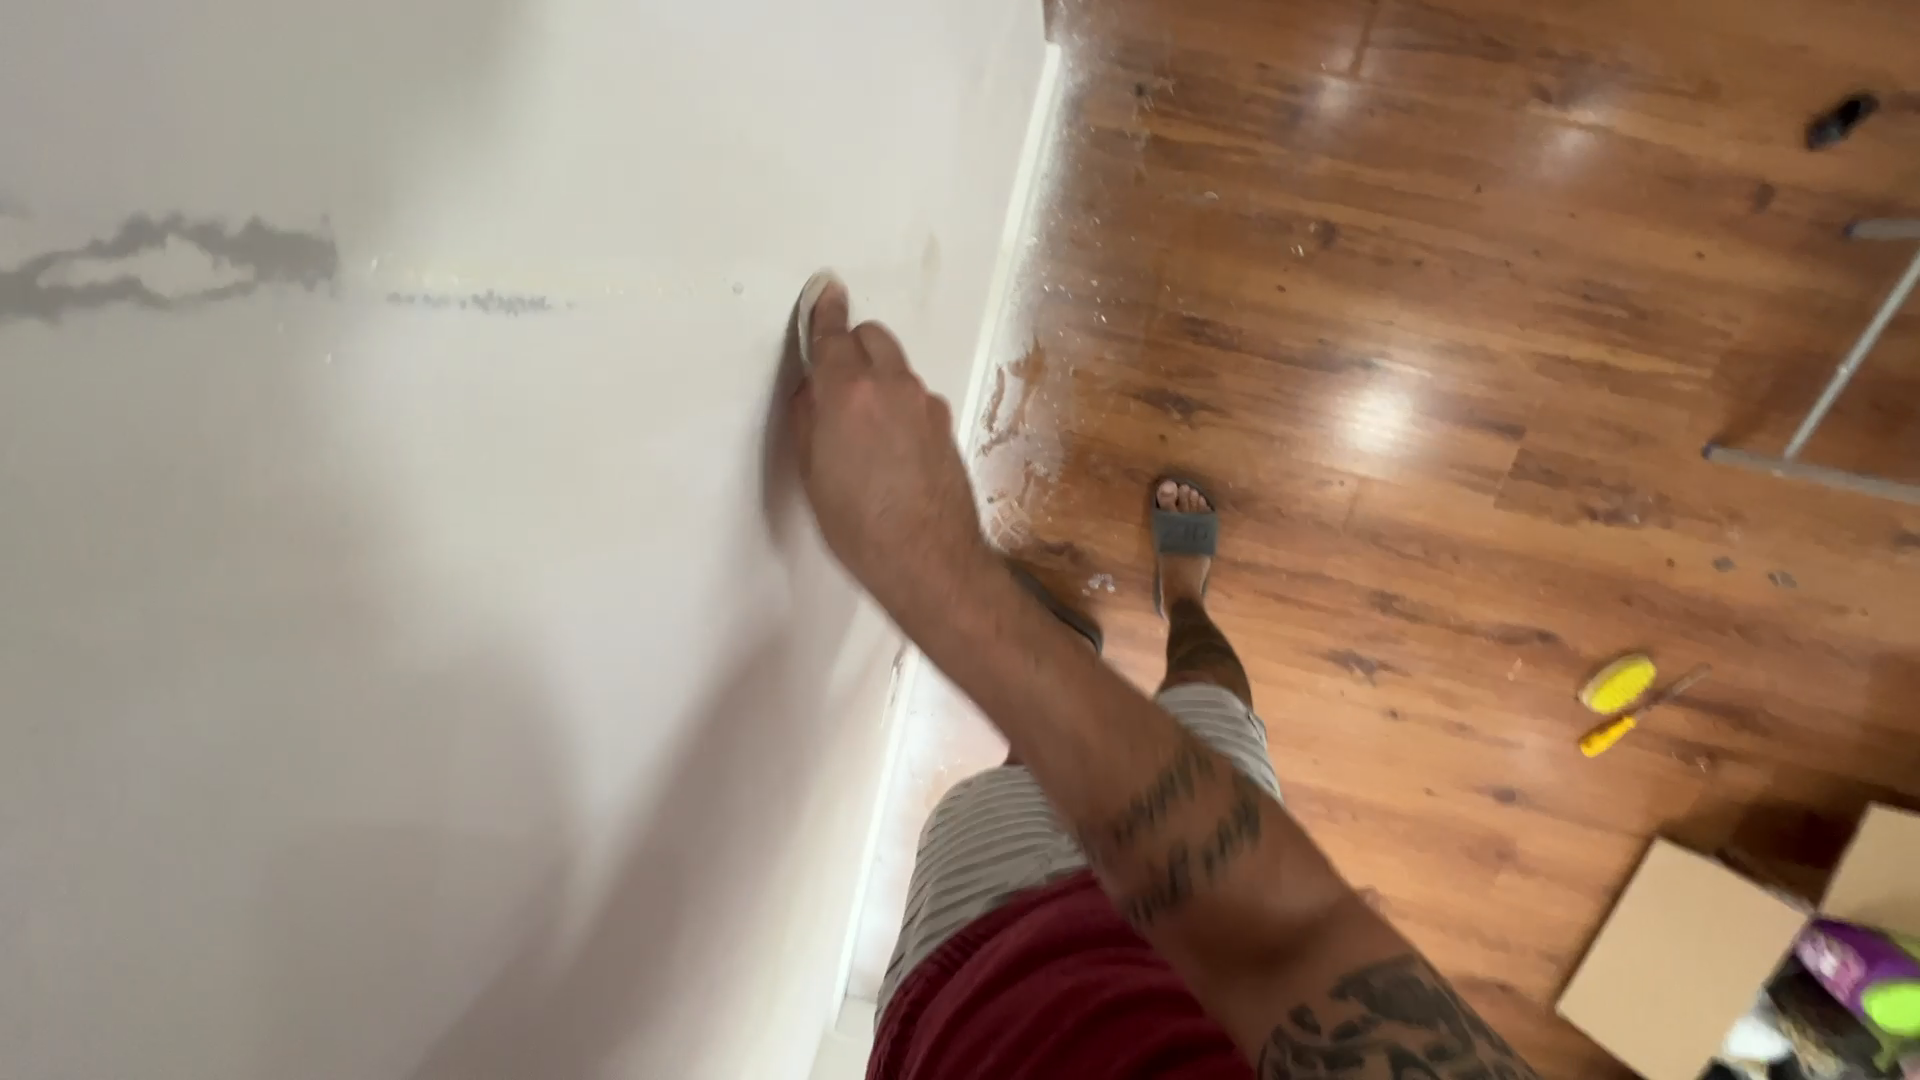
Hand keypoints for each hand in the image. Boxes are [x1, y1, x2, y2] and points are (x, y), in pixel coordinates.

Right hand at [789, 278, 994, 615]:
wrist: (928, 559)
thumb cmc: (858, 526)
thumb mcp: (812, 473)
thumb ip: (809, 418)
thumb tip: (813, 390)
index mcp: (849, 392)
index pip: (834, 335)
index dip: (825, 311)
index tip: (825, 291)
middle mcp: (893, 387)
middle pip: (874, 338)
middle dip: (854, 346)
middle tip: (838, 382)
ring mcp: (926, 405)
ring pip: (898, 370)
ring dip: (879, 380)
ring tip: (866, 429)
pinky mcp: (947, 426)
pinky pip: (917, 400)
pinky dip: (902, 407)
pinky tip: (894, 450)